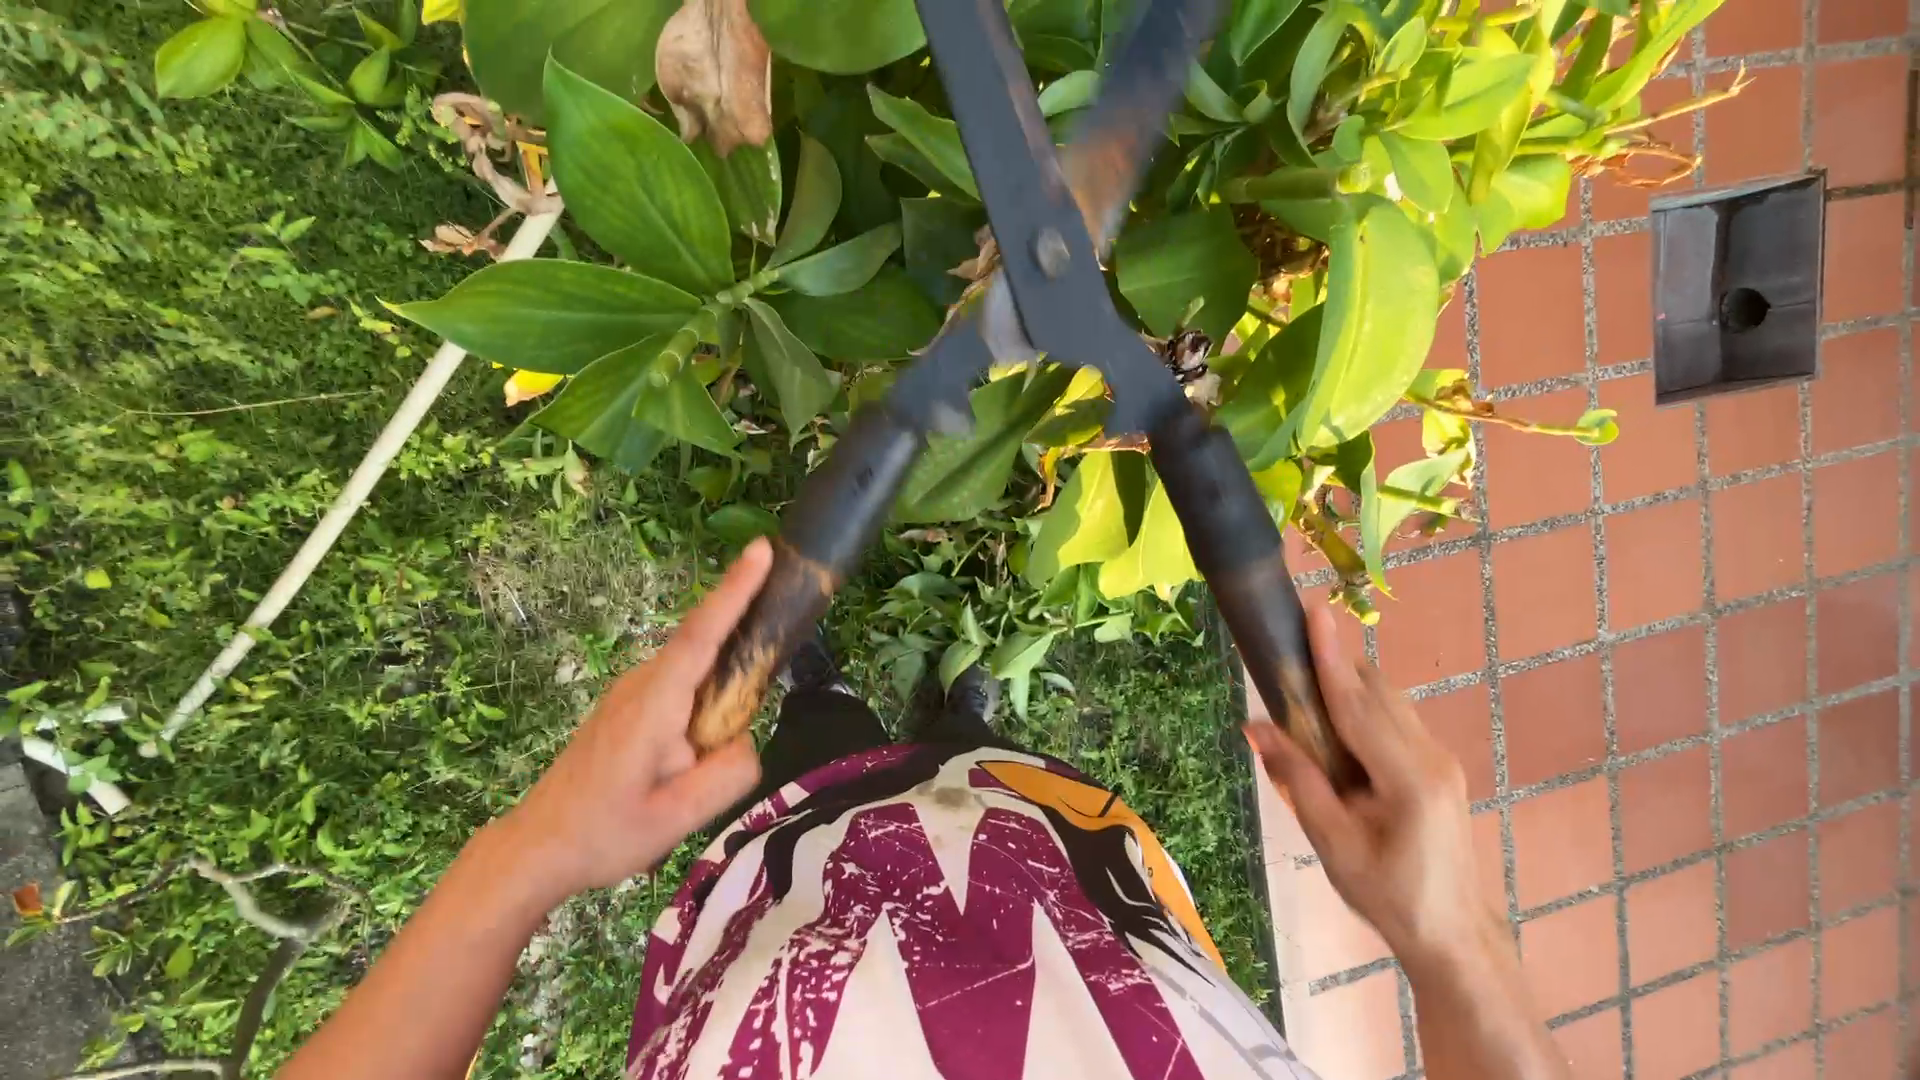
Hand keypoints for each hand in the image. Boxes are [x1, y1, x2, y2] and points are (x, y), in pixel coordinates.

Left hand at [498, 539, 770, 902]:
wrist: (536, 848)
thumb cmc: (604, 834)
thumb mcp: (679, 818)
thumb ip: (729, 772)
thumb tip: (745, 737)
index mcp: (654, 704)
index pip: (701, 634)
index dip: (735, 589)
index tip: (762, 548)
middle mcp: (642, 684)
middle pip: (708, 650)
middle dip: (739, 668)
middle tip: (730, 734)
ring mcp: (632, 691)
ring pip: (697, 676)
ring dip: (716, 706)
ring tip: (689, 776)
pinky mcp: (631, 705)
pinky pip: (683, 689)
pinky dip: (700, 709)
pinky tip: (684, 763)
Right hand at [1244, 603, 1505, 974]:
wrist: (1453, 934)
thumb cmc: (1388, 894)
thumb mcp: (1333, 843)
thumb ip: (1297, 779)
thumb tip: (1256, 726)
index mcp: (1408, 778)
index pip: (1358, 703)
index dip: (1330, 656)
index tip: (1315, 611)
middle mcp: (1431, 755)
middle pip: (1375, 690)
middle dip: (1334, 662)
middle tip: (1289, 645)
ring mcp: (1440, 758)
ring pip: (1387, 699)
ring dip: (1347, 683)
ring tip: (1303, 681)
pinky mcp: (1438, 765)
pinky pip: (1394, 718)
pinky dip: (1360, 705)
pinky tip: (1334, 722)